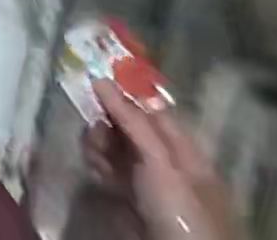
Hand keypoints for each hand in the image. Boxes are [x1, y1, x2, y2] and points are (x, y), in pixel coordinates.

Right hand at [86, 80, 237, 239]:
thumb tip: (99, 78)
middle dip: (104, 121)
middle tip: (95, 128)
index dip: (125, 89)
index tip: (93, 70)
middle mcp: (163, 156)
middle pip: (124, 121)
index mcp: (183, 149)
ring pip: (108, 139)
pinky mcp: (124, 184)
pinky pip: (102, 159)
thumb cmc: (179, 206)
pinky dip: (95, 160)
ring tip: (99, 159)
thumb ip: (132, 121)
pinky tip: (98, 172)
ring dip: (97, 142)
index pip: (152, 108)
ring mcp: (143, 172)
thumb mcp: (160, 163)